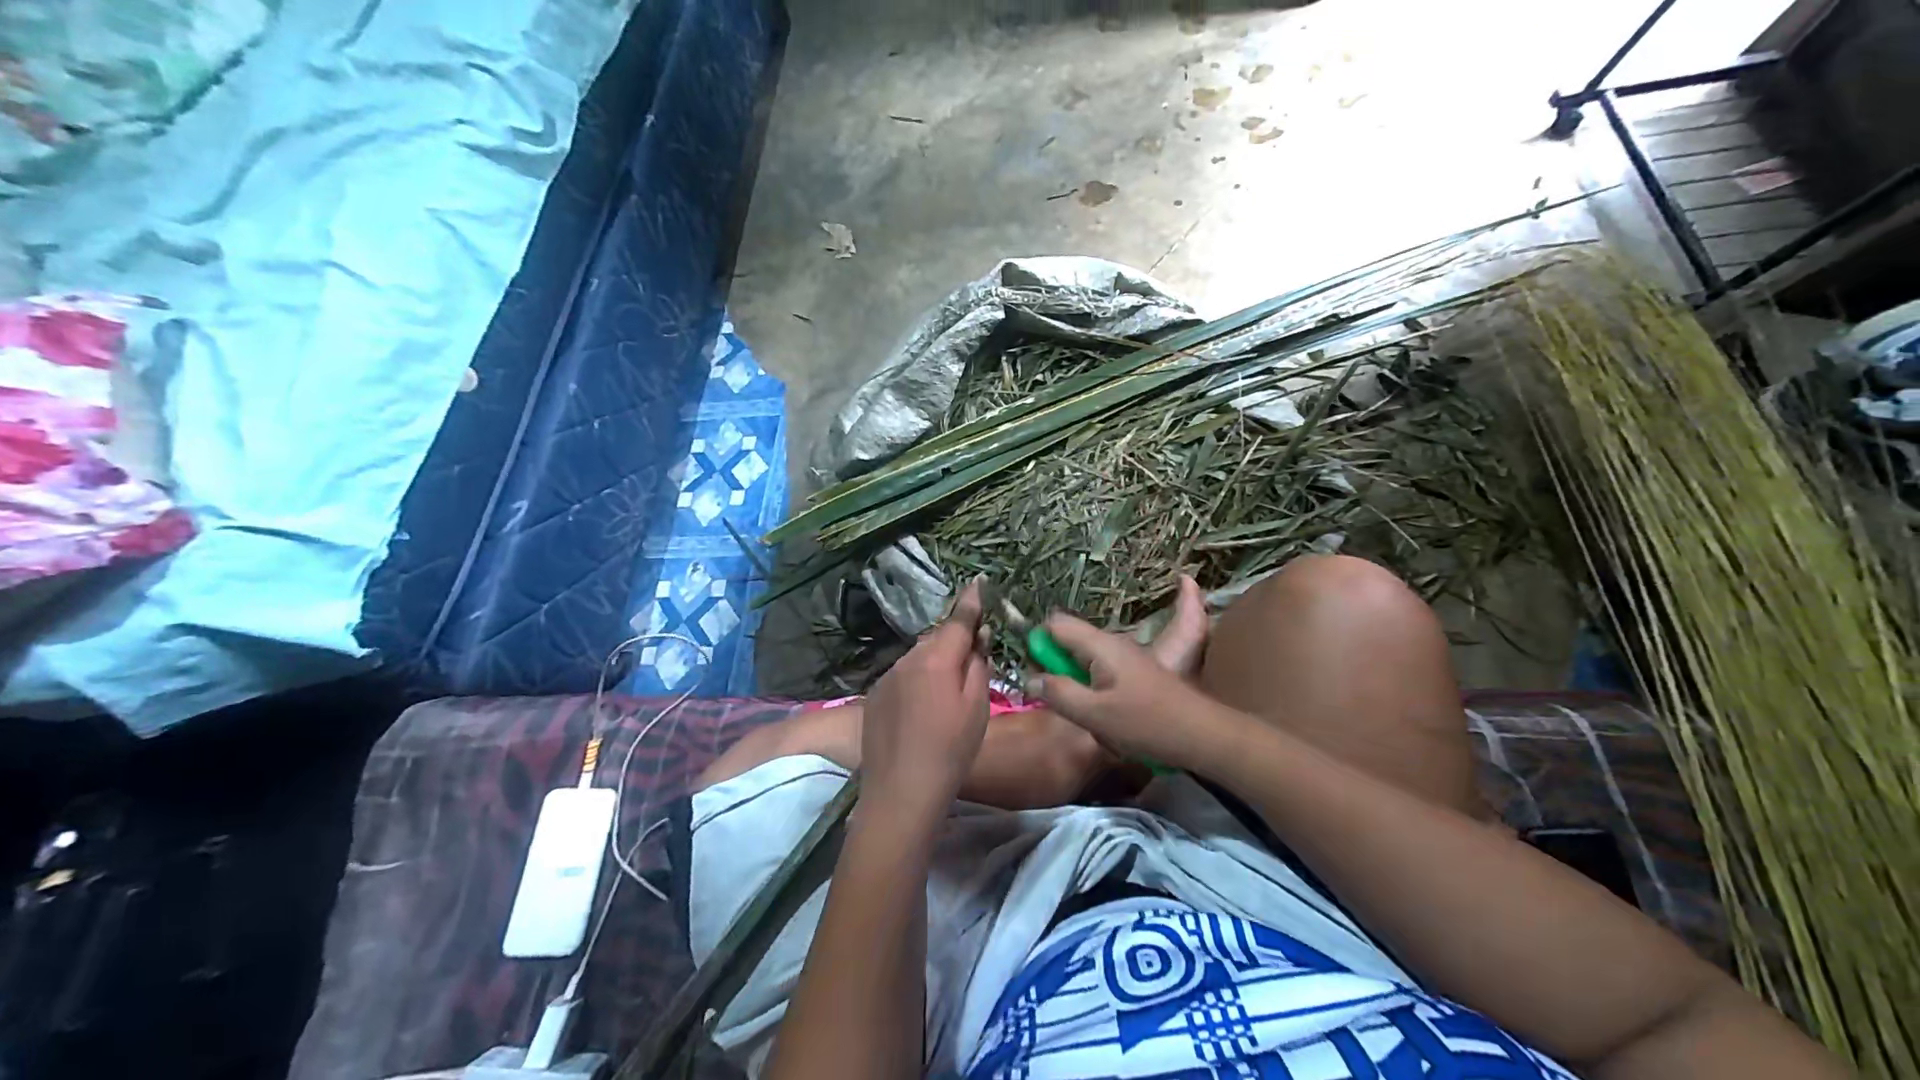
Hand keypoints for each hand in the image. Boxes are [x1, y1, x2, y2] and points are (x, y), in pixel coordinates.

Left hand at [858, 578, 991, 817]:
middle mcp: (907, 659)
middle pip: (937, 639)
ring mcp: (887, 677)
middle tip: (975, 652)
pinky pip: (903, 676)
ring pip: (919, 657)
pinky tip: (924, 708)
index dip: (971, 602)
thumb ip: (978, 665)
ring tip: (949, 690)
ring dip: (935, 662)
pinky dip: (917, 680)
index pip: (958, 620)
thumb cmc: (950, 751)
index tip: (979, 583)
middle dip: (955, 639)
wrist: (901, 792)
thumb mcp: (977, 707)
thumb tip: (977, 638)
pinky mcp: (875, 696)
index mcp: (936, 659)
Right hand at [1028, 595, 1245, 772]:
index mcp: (1101, 645)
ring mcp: (1128, 657)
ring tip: (1083, 710)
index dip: (1040, 642)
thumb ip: (1058, 693)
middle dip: (1057, 664)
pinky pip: (1102, 671)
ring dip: (1076, 679)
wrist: (1201, 735)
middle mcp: (1114, 643)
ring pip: (1086, 657)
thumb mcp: (1093, 714)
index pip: (1057, 623)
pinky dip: (1094, 687)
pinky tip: (1103, 714)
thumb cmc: (1146, 723)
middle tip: (1059, 697)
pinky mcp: (1138, 673)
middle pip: (1071, 639)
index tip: (1039, 671)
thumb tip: (1031, 679)